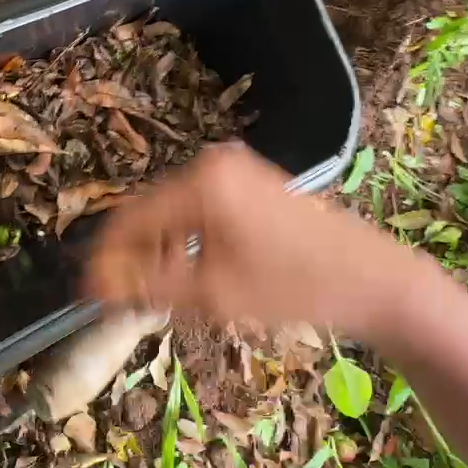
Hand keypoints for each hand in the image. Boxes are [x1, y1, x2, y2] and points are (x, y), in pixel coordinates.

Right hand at [84, 144, 437, 346]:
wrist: (378, 281)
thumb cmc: (297, 287)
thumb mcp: (215, 294)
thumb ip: (147, 286)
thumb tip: (94, 285)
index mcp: (200, 182)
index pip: (129, 219)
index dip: (105, 259)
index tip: (89, 296)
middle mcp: (212, 165)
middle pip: (150, 213)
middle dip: (133, 257)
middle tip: (123, 302)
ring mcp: (235, 172)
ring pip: (174, 214)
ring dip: (160, 253)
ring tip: (158, 296)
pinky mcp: (252, 185)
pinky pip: (201, 212)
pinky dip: (188, 243)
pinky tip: (194, 276)